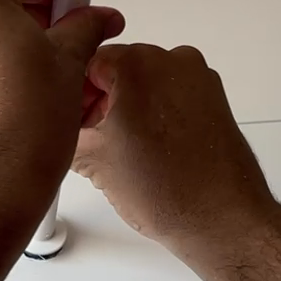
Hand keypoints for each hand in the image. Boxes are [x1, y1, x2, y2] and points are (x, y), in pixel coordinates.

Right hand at [72, 44, 279, 254]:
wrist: (221, 219)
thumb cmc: (169, 191)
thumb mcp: (92, 159)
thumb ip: (66, 131)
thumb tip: (59, 128)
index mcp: (137, 64)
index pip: (87, 63)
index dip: (73, 94)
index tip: (71, 119)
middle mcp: (172, 61)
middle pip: (118, 70)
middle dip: (100, 101)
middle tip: (90, 137)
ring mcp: (198, 79)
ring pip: (146, 83)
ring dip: (128, 109)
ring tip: (121, 148)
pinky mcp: (214, 100)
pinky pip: (172, 96)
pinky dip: (156, 115)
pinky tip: (148, 150)